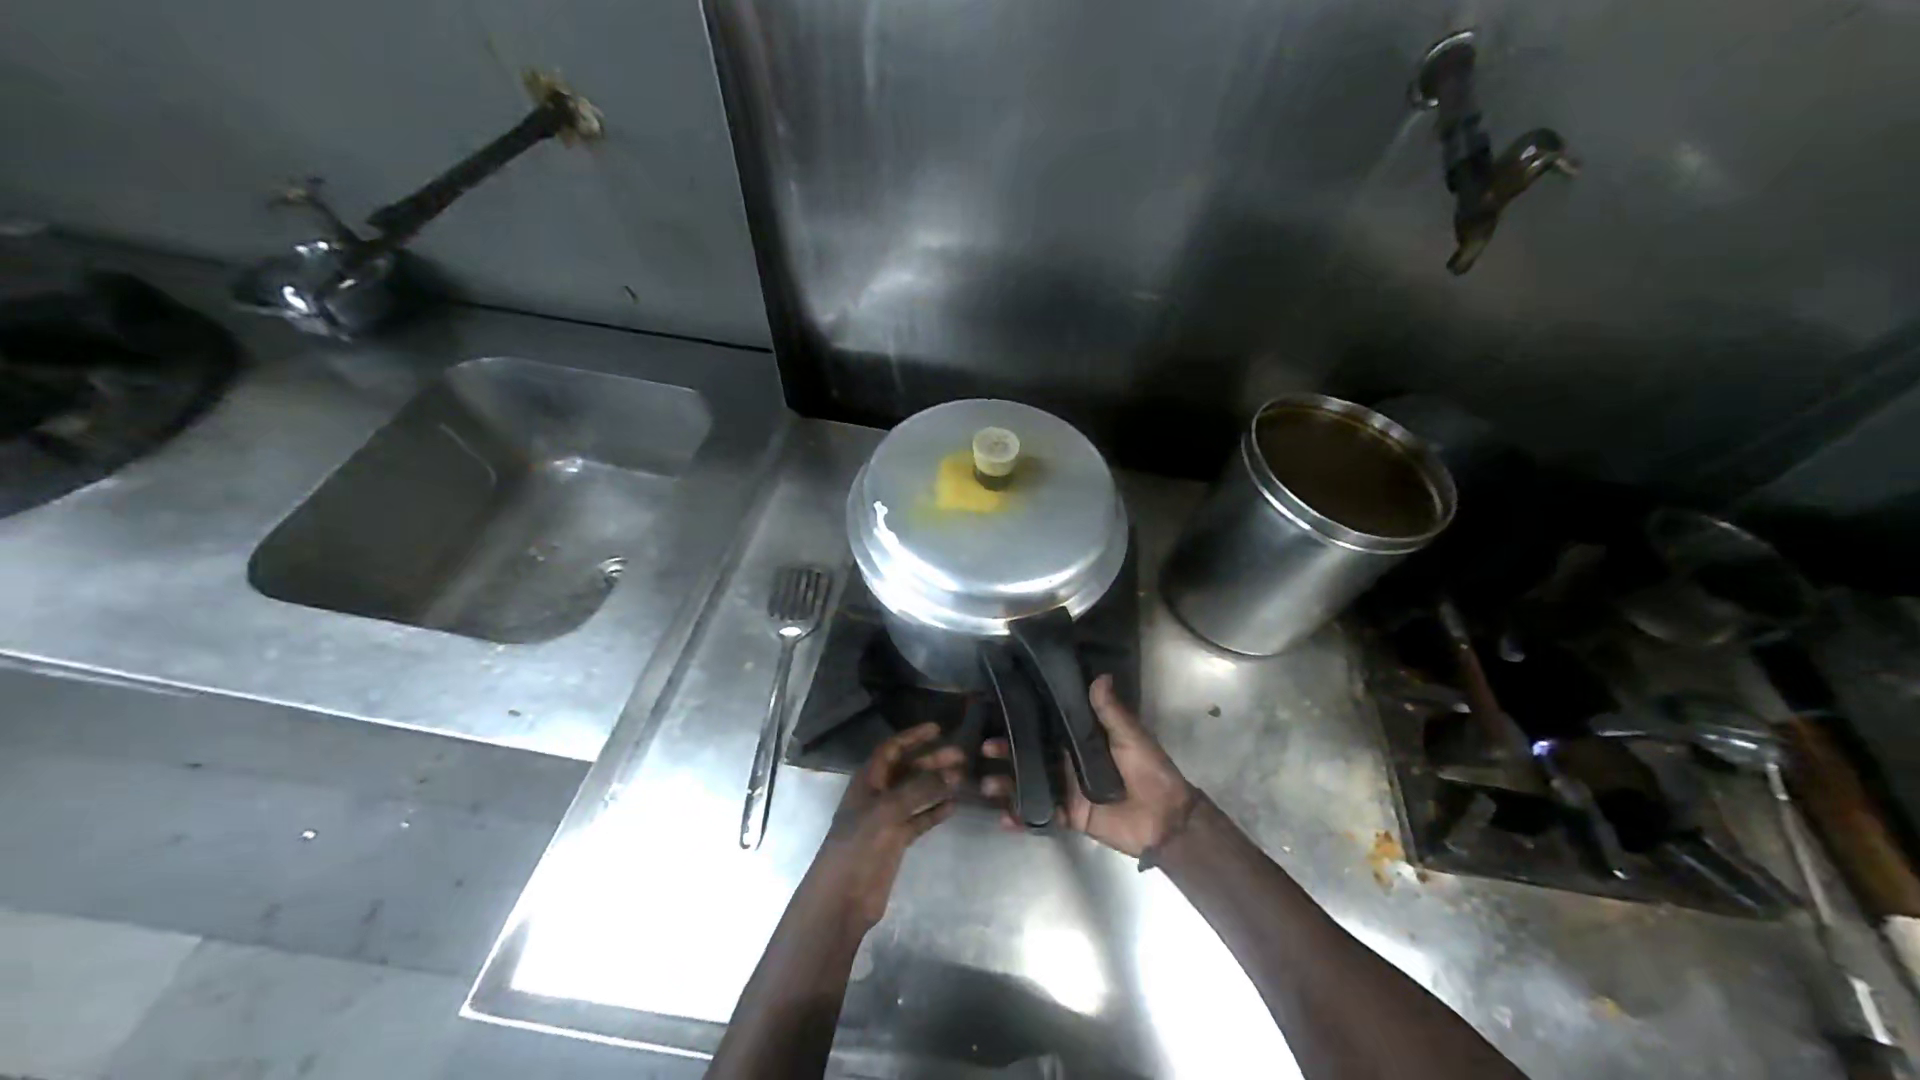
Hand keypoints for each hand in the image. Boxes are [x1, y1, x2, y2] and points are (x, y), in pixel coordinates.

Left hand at [807, 722, 964, 930]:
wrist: (843, 895)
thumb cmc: (858, 844)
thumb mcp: (887, 810)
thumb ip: (920, 790)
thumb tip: (952, 774)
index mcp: (867, 780)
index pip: (891, 749)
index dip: (912, 737)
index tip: (937, 729)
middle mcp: (878, 794)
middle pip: (907, 770)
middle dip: (931, 761)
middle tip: (960, 756)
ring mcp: (888, 818)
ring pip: (916, 793)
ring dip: (937, 784)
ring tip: (962, 777)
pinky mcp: (897, 840)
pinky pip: (920, 818)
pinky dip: (935, 811)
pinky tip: (954, 806)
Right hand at [982, 674, 1195, 856]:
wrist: (1165, 818)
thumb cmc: (1149, 770)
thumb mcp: (1131, 737)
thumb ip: (1111, 712)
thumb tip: (1101, 676)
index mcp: (1082, 741)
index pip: (1048, 727)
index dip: (1025, 721)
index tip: (1001, 712)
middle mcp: (1070, 763)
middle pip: (1032, 755)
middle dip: (1007, 752)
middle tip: (985, 748)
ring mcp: (1067, 790)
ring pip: (1031, 784)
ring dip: (1008, 785)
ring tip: (987, 786)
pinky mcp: (1070, 816)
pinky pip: (1042, 815)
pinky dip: (1022, 818)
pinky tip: (1003, 819)